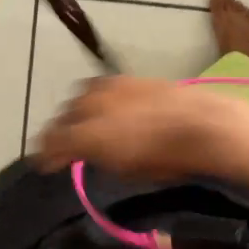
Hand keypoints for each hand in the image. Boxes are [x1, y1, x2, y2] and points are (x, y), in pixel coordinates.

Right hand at [35, 76, 248, 179]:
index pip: (52, 142)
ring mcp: (110, 87)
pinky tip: (107, 109)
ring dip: (77, 112)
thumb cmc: (168, 159)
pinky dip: (97, 100)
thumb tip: (85, 155)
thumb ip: (97, 159)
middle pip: (64, 116)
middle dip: (61, 131)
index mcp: (87, 134)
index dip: (45, 154)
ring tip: (85, 126)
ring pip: (79, 98)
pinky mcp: (128, 78)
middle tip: (64, 146)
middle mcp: (91, 104)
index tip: (44, 164)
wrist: (205, 124)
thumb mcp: (127, 171)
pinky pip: (101, 88)